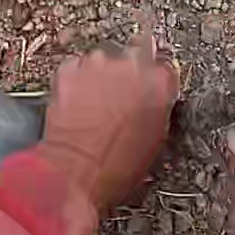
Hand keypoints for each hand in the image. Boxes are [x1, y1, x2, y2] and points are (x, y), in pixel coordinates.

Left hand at [39, 32, 178, 215]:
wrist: (75, 174)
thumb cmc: (116, 167)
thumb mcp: (156, 140)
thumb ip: (160, 109)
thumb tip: (156, 102)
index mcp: (160, 82)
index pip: (164, 69)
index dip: (154, 83)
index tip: (148, 91)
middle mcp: (132, 66)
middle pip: (134, 60)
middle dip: (127, 77)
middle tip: (119, 102)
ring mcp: (99, 65)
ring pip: (103, 62)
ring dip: (100, 77)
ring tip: (95, 105)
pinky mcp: (70, 71)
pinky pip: (75, 69)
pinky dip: (76, 82)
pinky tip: (76, 103)